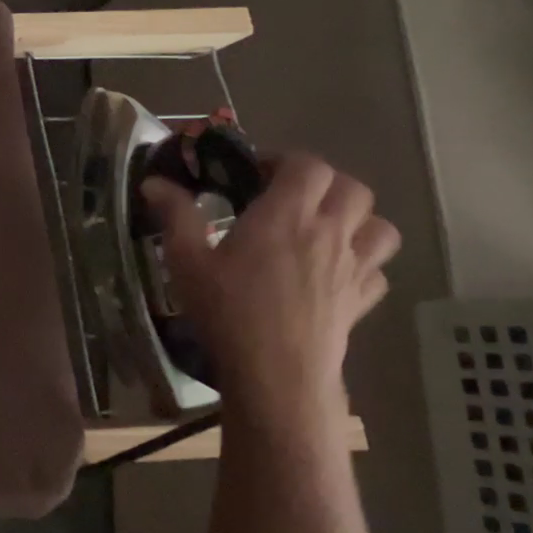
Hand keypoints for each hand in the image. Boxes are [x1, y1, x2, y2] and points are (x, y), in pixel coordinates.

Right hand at [142, 152, 399, 427]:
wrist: (276, 372)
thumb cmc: (227, 310)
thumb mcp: (185, 259)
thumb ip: (175, 214)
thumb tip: (154, 182)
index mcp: (287, 216)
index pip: (308, 166)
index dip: (284, 161)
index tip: (253, 173)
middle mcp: (330, 233)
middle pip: (352, 188)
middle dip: (322, 184)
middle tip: (285, 197)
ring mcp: (355, 267)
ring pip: (378, 225)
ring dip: (354, 218)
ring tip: (320, 229)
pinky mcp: (363, 298)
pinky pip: (376, 267)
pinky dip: (360, 259)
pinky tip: (331, 270)